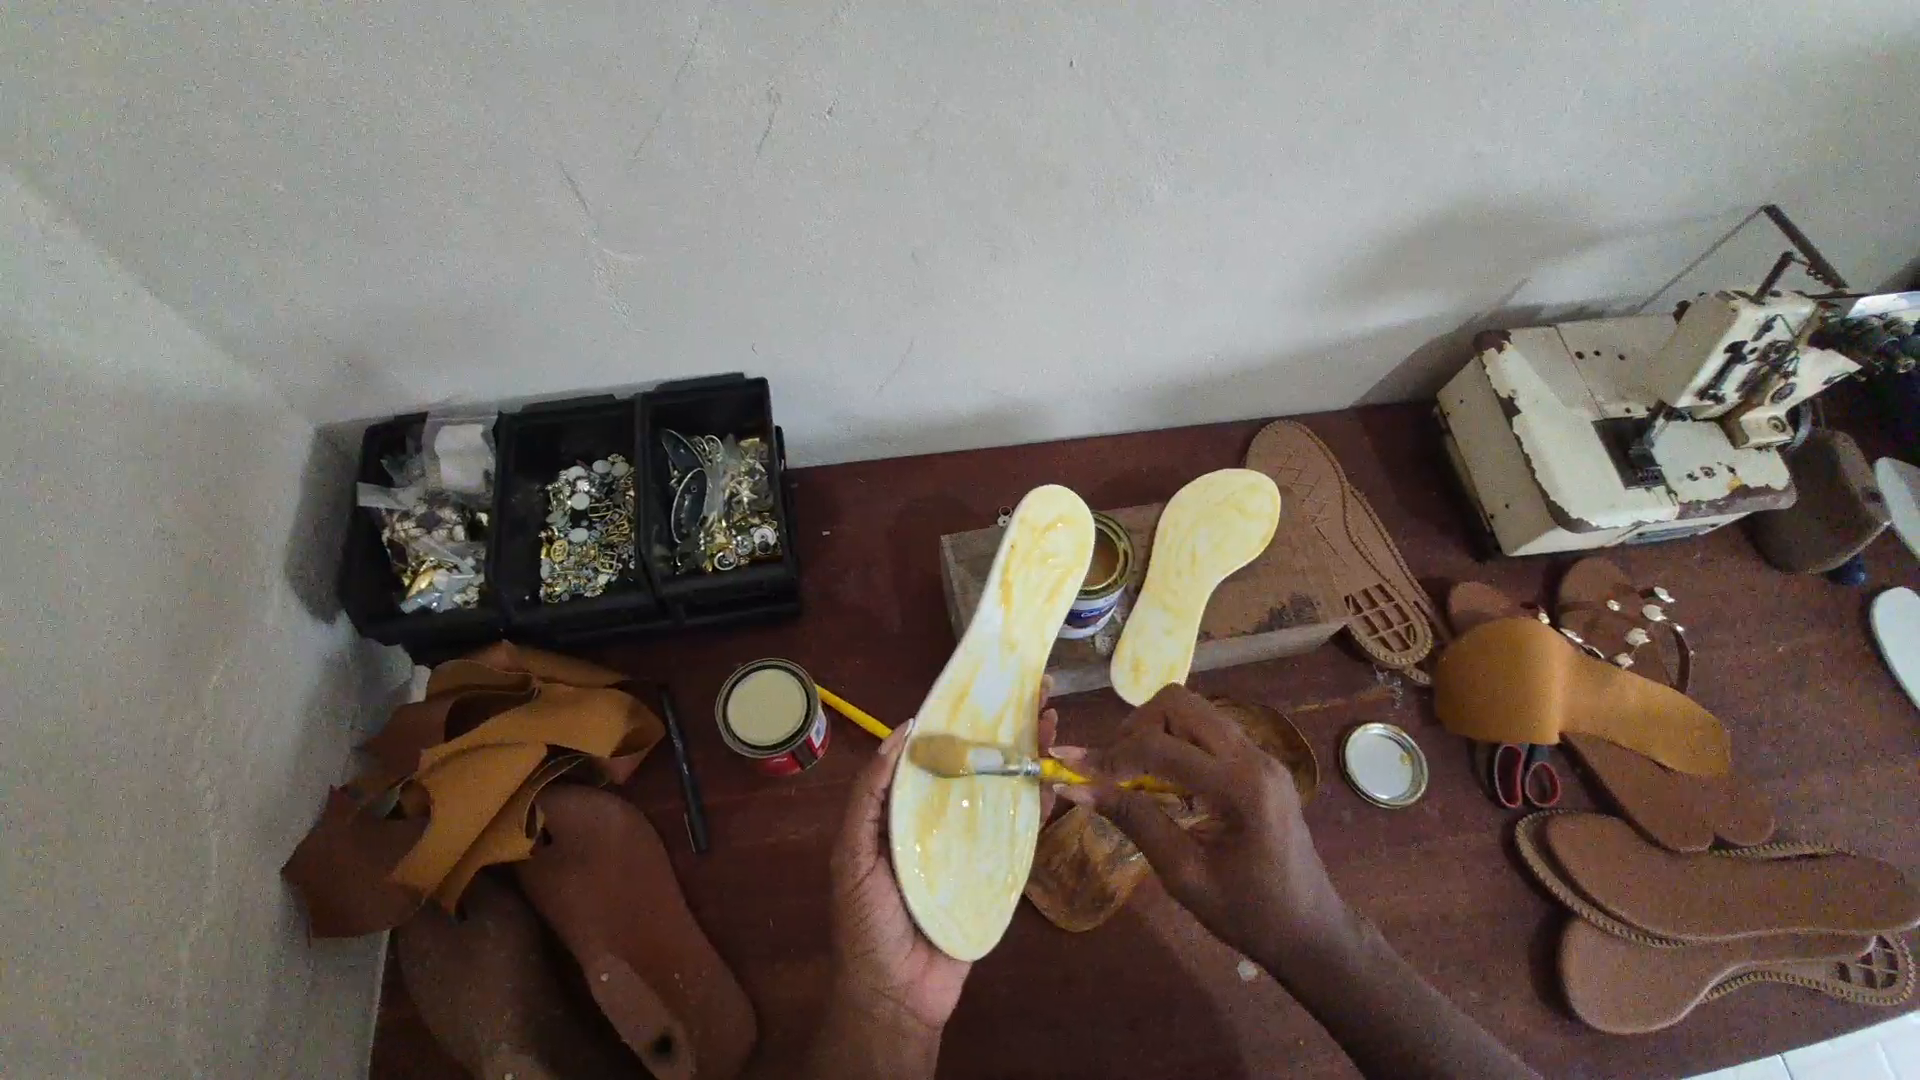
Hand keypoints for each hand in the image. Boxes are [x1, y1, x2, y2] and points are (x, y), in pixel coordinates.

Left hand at [824, 681, 1058, 1035]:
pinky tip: (1056, 775)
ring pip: (1005, 786)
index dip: (960, 719)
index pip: (936, 751)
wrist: (898, 993)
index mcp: (906, 806)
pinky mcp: (999, 868)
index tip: (984, 688)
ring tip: (1052, 720)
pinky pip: (1022, 829)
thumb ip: (869, 797)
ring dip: (1029, 752)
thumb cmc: (867, 921)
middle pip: (978, 762)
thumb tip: (900, 735)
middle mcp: (942, 814)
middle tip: (1037, 693)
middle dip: (1006, 726)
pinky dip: (1041, 800)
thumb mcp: (853, 854)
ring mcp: (973, 840)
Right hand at [1055, 685, 1350, 967]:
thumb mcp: (1184, 874)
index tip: (1068, 764)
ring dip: (1154, 731)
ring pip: (1192, 710)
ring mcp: (1260, 755)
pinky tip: (1165, 781)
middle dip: (1135, 728)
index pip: (1160, 748)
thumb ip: (1132, 820)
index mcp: (1241, 787)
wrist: (1313, 933)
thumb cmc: (1250, 915)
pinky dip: (1175, 742)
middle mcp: (1254, 757)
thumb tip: (1075, 787)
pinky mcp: (1258, 762)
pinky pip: (1206, 729)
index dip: (1107, 756)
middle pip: (1179, 703)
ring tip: (1135, 774)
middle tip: (1114, 768)